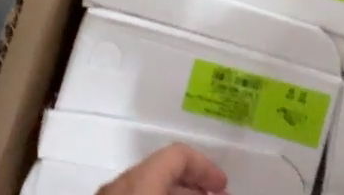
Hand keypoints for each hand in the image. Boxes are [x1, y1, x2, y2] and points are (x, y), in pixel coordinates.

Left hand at [95, 144, 228, 194]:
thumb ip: (200, 190)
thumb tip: (222, 190)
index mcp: (139, 176)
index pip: (177, 153)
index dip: (205, 165)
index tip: (223, 184)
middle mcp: (120, 181)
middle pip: (162, 168)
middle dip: (193, 181)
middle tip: (215, 194)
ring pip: (148, 184)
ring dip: (176, 191)